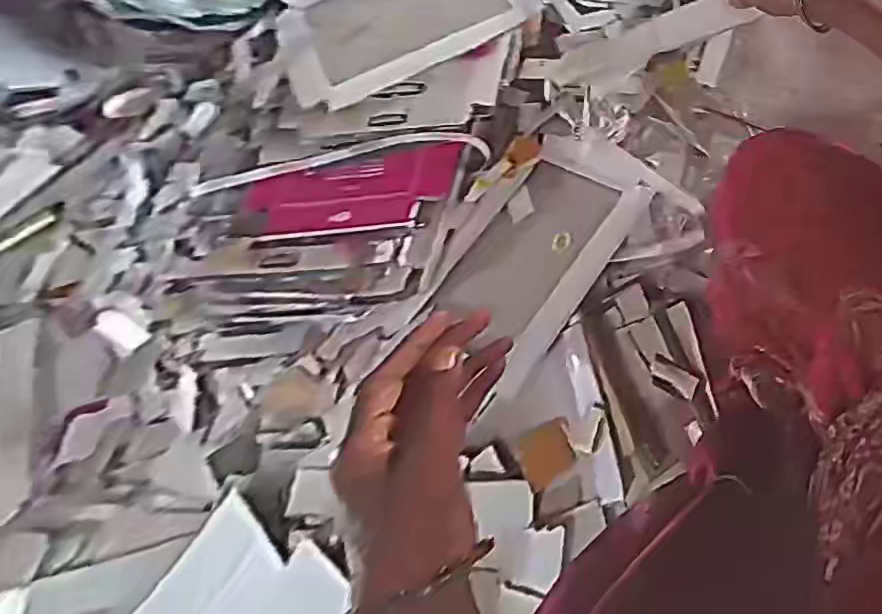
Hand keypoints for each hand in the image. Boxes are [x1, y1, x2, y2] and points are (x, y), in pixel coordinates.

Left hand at [332, 310, 509, 604]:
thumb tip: (445, 356)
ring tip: (497, 343)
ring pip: (435, 398)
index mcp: (365, 446)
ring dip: (465, 368)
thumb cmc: (412, 534)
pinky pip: (451, 414)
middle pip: (412, 386)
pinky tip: (491, 376)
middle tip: (477, 323)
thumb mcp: (428, 460)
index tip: (449, 319)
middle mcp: (380, 447)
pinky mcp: (431, 464)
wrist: (424, 581)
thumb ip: (436, 404)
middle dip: (445, 351)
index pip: (389, 381)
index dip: (419, 346)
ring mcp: (406, 456)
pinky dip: (471, 391)